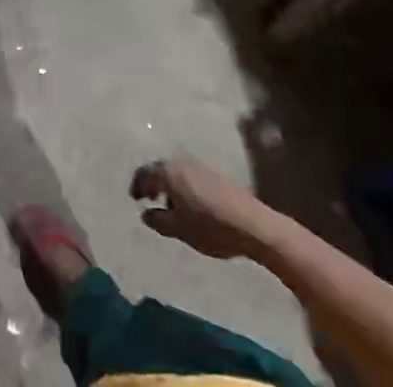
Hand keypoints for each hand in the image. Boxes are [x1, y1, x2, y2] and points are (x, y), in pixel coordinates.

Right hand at [130, 156, 280, 260]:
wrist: (257, 227)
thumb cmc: (211, 227)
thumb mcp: (178, 229)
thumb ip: (157, 220)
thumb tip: (146, 214)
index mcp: (167, 173)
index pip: (143, 174)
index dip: (136, 186)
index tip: (136, 200)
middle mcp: (181, 163)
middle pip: (159, 169)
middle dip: (153, 183)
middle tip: (151, 198)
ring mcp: (202, 167)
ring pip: (177, 172)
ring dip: (171, 184)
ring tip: (174, 204)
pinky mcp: (218, 175)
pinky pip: (193, 176)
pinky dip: (186, 186)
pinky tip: (194, 204)